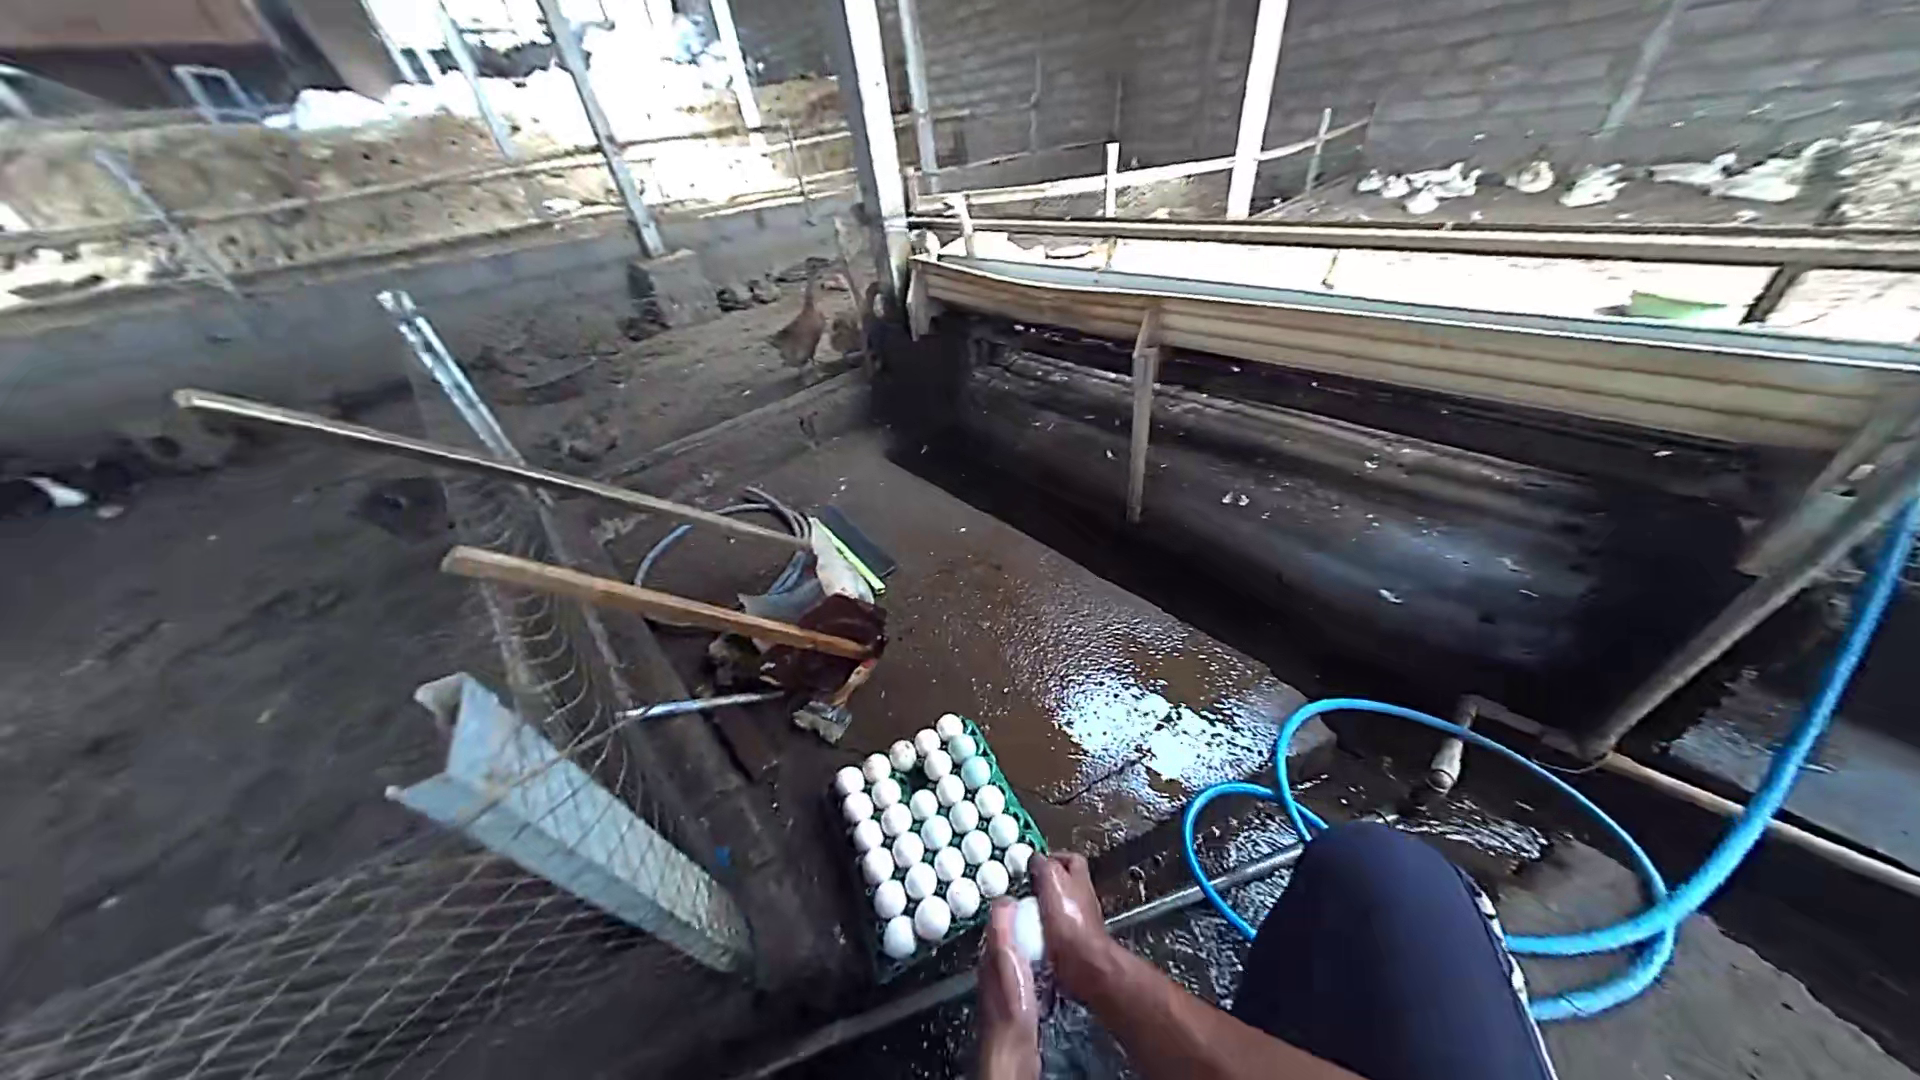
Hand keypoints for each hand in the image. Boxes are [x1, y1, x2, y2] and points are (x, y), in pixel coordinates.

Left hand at [977, 900, 1038, 1079]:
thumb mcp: (1004, 953)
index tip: (1029, 901)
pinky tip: (1048, 971)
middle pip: (1009, 937)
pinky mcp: (1018, 1001)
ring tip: (1049, 941)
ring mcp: (1005, 985)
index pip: (998, 920)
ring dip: (1032, 947)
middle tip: (1043, 919)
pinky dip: (1038, 967)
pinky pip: (1029, 975)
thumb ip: (1002, 927)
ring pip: (1019, 955)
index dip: (1013, 908)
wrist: (1015, 1046)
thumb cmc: (1010, 1003)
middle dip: (1024, 926)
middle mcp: (993, 967)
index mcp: (989, 952)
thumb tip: (1005, 901)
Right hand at [1030, 853, 1113, 1001]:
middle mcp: (1080, 898)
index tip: (1032, 863)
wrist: (1083, 964)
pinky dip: (1037, 931)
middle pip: (1058, 884)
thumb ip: (1043, 864)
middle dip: (1039, 886)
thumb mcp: (1052, 879)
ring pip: (1051, 908)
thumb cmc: (1072, 922)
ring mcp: (1075, 922)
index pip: (1068, 858)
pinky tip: (1027, 933)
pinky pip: (1048, 931)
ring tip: (1020, 911)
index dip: (1051, 858)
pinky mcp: (1068, 943)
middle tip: (1022, 888)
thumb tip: (1035, 858)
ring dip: (1036, 909)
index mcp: (1079, 877)